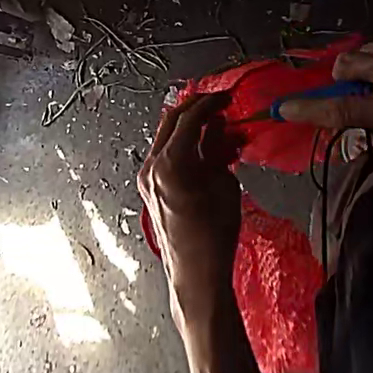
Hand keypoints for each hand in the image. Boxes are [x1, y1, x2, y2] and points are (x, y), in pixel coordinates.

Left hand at [136, 93, 240, 302]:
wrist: (196, 274)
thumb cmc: (213, 236)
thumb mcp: (224, 185)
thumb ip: (217, 150)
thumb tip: (217, 127)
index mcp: (170, 163)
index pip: (189, 119)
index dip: (210, 104)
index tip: (225, 98)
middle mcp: (151, 167)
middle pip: (171, 121)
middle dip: (196, 109)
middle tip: (219, 106)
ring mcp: (147, 178)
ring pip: (167, 137)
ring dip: (190, 128)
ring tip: (219, 131)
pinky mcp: (149, 188)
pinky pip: (165, 155)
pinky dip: (183, 146)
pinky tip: (205, 151)